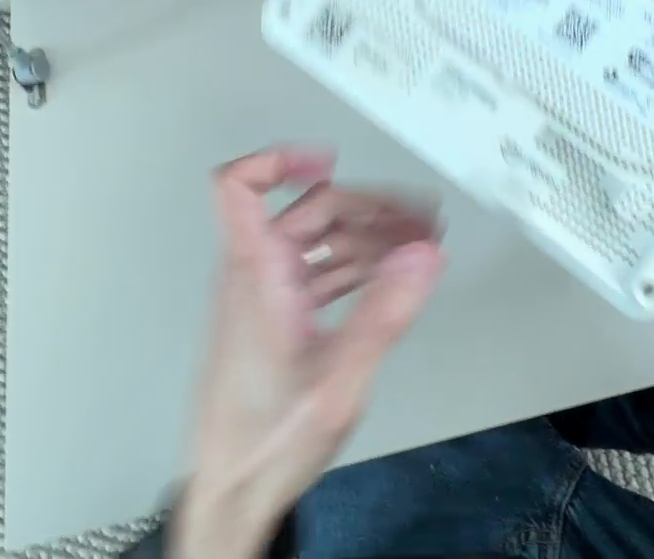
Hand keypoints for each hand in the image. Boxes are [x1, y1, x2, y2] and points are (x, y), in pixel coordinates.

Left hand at [172, 148, 444, 558]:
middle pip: (308, 211)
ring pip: (319, 241)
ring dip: (370, 237)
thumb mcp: (338, 380)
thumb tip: (422, 255)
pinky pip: (320, 272)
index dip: (279, 159)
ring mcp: (266, 295)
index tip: (330, 159)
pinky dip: (358, 266)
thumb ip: (383, 313)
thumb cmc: (266, 441)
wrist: (231, 493)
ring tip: (419, 247)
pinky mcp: (277, 316)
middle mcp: (255, 275)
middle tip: (420, 221)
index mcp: (256, 275)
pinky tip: (392, 277)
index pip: (240, 188)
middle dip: (368, 208)